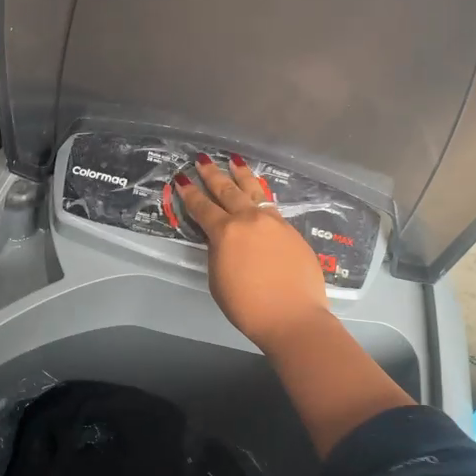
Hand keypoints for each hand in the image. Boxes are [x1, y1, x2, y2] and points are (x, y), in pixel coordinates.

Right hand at [173, 152, 330, 348]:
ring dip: (241, 175)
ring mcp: (274, 222)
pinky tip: (258, 193)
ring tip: (234, 161)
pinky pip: (271, 206)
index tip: (182, 178)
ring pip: (254, 191)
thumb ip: (217, 252)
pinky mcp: (291, 231)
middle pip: (227, 190)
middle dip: (212, 174)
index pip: (202, 207)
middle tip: (202, 160)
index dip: (190, 193)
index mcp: (225, 232)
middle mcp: (249, 219)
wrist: (293, 316)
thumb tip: (221, 239)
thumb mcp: (218, 279)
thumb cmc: (247, 306)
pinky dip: (260, 195)